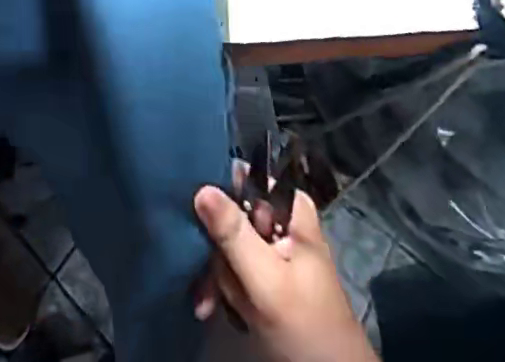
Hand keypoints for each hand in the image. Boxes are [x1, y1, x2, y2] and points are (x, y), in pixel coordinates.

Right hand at [192, 185, 379, 361]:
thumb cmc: (306, 327)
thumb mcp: (267, 279)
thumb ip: (235, 234)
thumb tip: (201, 187)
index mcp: (290, 208)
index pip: (246, 177)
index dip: (219, 195)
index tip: (198, 218)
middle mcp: (280, 220)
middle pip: (231, 212)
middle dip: (216, 249)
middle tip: (209, 280)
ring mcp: (271, 248)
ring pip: (226, 242)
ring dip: (216, 276)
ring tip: (214, 303)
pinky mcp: (262, 275)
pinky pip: (230, 267)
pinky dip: (221, 288)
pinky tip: (211, 308)